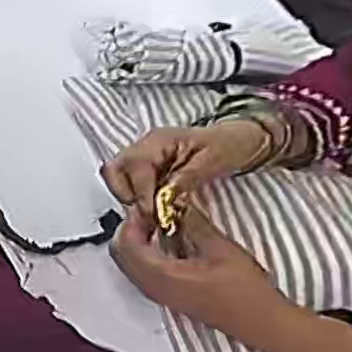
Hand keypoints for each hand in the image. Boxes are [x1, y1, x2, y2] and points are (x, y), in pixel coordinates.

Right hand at [100, 121, 267, 221]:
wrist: (238, 139)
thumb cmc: (229, 145)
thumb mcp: (214, 161)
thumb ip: (187, 177)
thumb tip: (165, 195)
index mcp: (159, 140)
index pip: (135, 167)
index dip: (141, 193)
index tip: (153, 213)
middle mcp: (144, 146)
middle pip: (114, 170)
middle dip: (126, 194)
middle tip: (149, 210)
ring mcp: (141, 156)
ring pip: (115, 177)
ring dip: (127, 197)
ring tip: (151, 208)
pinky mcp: (143, 167)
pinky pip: (125, 183)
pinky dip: (134, 197)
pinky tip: (152, 204)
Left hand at [112, 209, 351, 351]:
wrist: (261, 323)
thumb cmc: (246, 293)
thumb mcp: (221, 249)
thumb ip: (194, 225)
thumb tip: (178, 205)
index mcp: (160, 276)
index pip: (126, 244)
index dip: (132, 221)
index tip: (148, 206)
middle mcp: (152, 287)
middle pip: (120, 253)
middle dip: (130, 229)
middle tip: (150, 213)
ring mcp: (156, 293)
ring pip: (128, 262)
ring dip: (137, 240)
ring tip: (159, 223)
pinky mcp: (165, 295)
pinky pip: (141, 270)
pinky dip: (145, 252)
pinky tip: (168, 241)